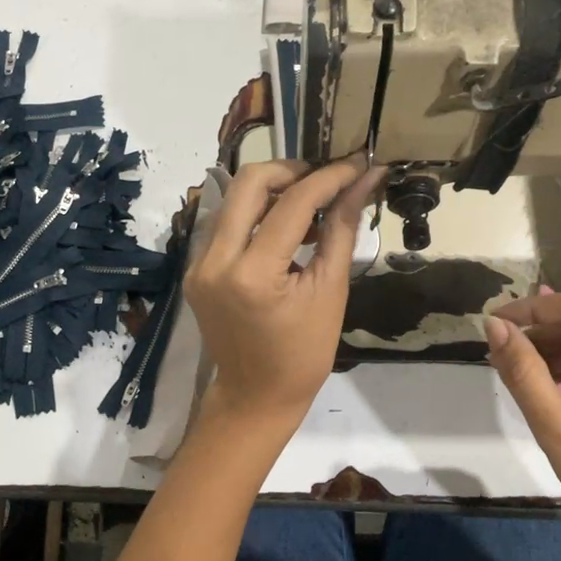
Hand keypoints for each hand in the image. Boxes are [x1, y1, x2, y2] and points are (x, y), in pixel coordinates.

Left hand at [185, 158, 383, 430]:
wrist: (255, 396)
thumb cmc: (302, 354)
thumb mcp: (330, 291)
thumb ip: (342, 229)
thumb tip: (366, 179)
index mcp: (252, 274)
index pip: (292, 204)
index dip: (329, 177)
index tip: (358, 164)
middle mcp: (214, 262)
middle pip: (248, 183)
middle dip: (291, 171)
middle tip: (326, 179)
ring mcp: (198, 265)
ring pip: (232, 200)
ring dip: (272, 192)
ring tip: (311, 206)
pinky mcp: (194, 270)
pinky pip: (224, 225)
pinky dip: (255, 217)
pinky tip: (285, 230)